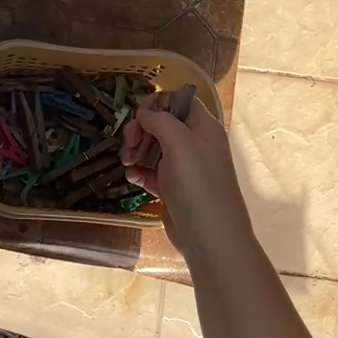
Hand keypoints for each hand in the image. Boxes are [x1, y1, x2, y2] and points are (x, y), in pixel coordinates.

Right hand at [119, 91, 245, 263]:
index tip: (138, 119)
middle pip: (160, 123)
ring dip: (135, 150)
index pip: (178, 101)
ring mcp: (182, 167)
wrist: (209, 236)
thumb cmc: (198, 186)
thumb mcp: (180, 144)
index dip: (155, 105)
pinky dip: (138, 171)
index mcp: (202, 127)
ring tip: (128, 164)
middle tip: (129, 145)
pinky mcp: (171, 187)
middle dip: (140, 130)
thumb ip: (160, 121)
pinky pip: (149, 170)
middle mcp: (193, 143)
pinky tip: (133, 179)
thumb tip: (144, 112)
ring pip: (151, 146)